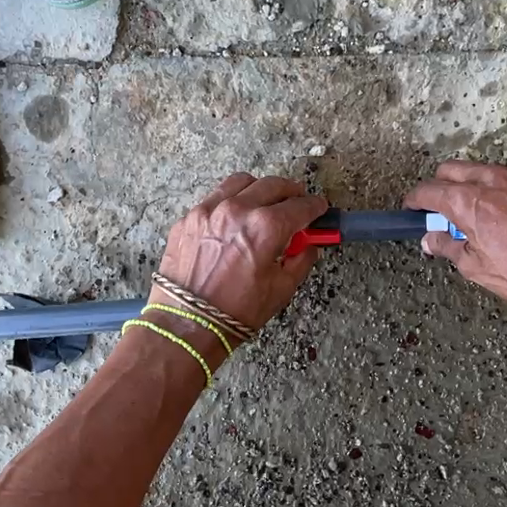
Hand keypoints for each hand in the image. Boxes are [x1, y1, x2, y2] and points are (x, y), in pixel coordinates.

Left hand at [154, 174, 328, 332]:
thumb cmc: (235, 312)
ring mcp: (208, 210)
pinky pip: (215, 197)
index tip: (318, 208)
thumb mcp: (281, 289)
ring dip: (260, 188)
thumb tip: (307, 245)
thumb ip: (302, 259)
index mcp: (265, 227)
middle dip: (291, 191)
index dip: (315, 207)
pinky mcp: (188, 218)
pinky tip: (235, 217)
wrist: (188, 324)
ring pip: (241, 182)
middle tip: (297, 202)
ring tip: (266, 202)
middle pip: (273, 185)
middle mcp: (236, 210)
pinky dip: (231, 201)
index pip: (300, 206)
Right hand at [404, 161, 506, 320]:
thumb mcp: (477, 268)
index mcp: (469, 202)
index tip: (414, 206)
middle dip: (443, 185)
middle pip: (454, 170)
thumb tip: (433, 241)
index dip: (417, 199)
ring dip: (481, 186)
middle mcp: (494, 180)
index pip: (429, 190)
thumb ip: (449, 248)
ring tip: (491, 213)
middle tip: (446, 207)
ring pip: (490, 171)